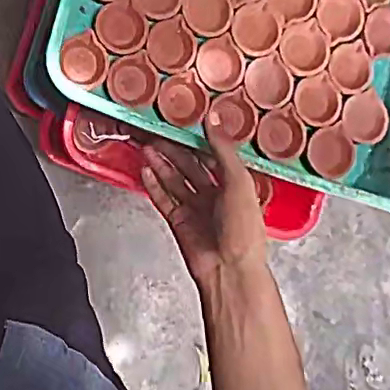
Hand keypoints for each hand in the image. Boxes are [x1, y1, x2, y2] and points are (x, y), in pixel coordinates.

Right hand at [140, 115, 269, 283]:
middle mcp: (214, 195)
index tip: (183, 123)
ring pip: (173, 180)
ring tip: (146, 146)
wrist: (229, 270)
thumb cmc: (243, 230)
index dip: (197, 139)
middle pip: (189, 166)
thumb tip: (214, 120)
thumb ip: (224, 150)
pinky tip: (145, 171)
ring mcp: (194, 208)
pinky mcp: (178, 221)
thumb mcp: (239, 182)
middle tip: (156, 133)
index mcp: (234, 185)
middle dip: (172, 150)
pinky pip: (163, 198)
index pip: (212, 155)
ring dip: (160, 163)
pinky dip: (153, 185)